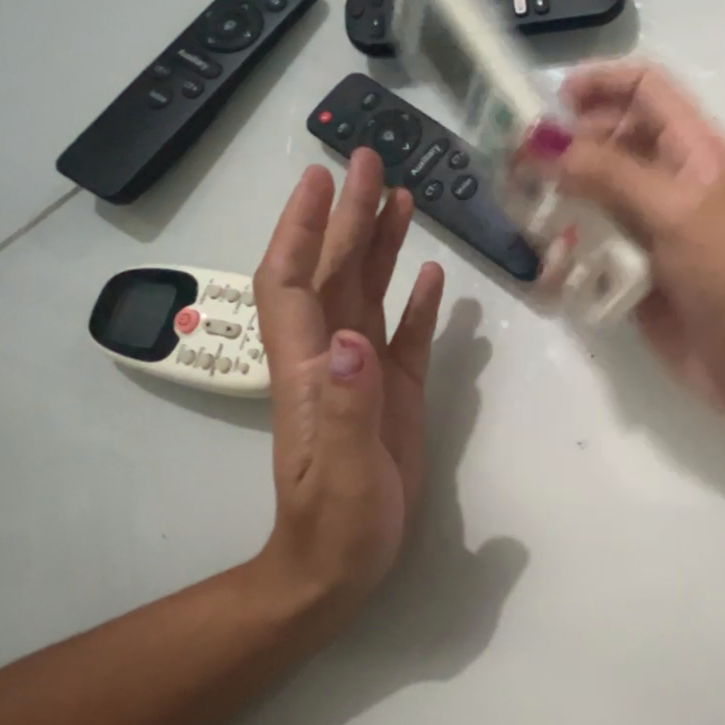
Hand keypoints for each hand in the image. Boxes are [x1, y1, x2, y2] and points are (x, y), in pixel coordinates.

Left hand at [252, 147, 444, 601]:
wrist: (340, 565)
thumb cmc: (334, 523)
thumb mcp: (341, 471)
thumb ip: (347, 406)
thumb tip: (357, 341)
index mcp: (311, 368)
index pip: (295, 281)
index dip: (304, 228)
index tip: (321, 177)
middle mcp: (333, 358)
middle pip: (335, 272)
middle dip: (350, 215)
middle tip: (371, 160)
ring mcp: (366, 375)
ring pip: (369, 294)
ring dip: (381, 245)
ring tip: (403, 197)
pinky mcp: (397, 395)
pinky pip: (406, 336)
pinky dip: (416, 302)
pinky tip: (430, 274)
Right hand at [521, 62, 724, 409]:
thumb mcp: (672, 212)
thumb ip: (607, 171)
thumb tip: (540, 141)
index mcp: (691, 149)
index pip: (643, 88)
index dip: (598, 84)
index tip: (548, 107)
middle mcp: (668, 179)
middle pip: (607, 139)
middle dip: (563, 149)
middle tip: (519, 169)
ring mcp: (650, 226)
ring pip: (591, 195)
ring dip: (558, 203)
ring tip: (530, 220)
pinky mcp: (635, 269)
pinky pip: (592, 247)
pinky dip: (569, 252)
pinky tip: (554, 268)